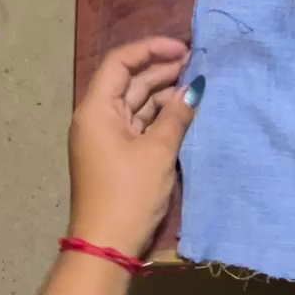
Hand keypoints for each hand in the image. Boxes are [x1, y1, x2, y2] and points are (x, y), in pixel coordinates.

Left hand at [67, 37, 202, 256]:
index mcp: (96, 109)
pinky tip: (185, 109)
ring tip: (197, 83)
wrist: (107, 245)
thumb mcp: (158, 151)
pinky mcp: (119, 154)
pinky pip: (140, 123)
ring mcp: (108, 137)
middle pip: (129, 80)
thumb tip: (194, 88)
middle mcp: (98, 117)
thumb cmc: (129, 194)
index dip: (151, 50)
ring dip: (164, 91)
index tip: (184, 49)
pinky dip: (161, 114)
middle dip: (161, 69)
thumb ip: (177, 115)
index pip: (121, 63)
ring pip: (137, 102)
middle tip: (197, 63)